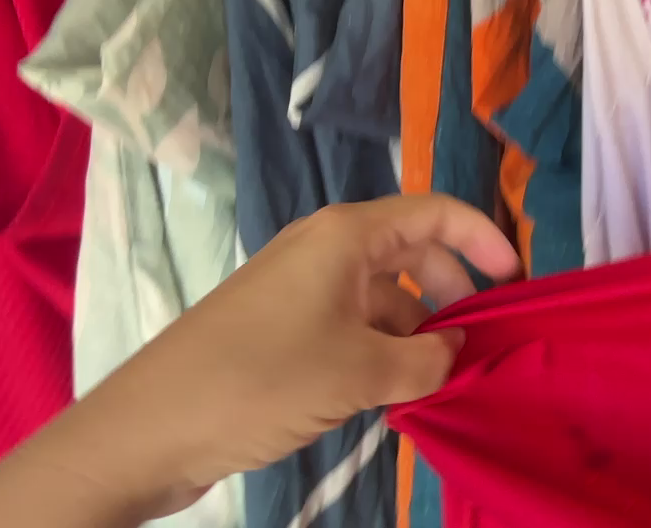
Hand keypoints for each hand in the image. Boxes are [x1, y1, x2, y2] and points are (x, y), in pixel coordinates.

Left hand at [0, 195, 519, 527]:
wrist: (136, 437)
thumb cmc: (260, 380)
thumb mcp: (360, 372)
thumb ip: (426, 358)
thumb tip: (455, 351)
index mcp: (348, 234)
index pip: (437, 213)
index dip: (484, 237)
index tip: (514, 277)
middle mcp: (327, 247)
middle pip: (413, 248)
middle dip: (453, 283)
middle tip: (478, 327)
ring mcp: (300, 285)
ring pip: (383, 289)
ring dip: (418, 321)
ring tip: (438, 367)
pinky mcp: (280, 323)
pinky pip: (352, 317)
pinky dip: (383, 341)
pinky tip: (392, 383)